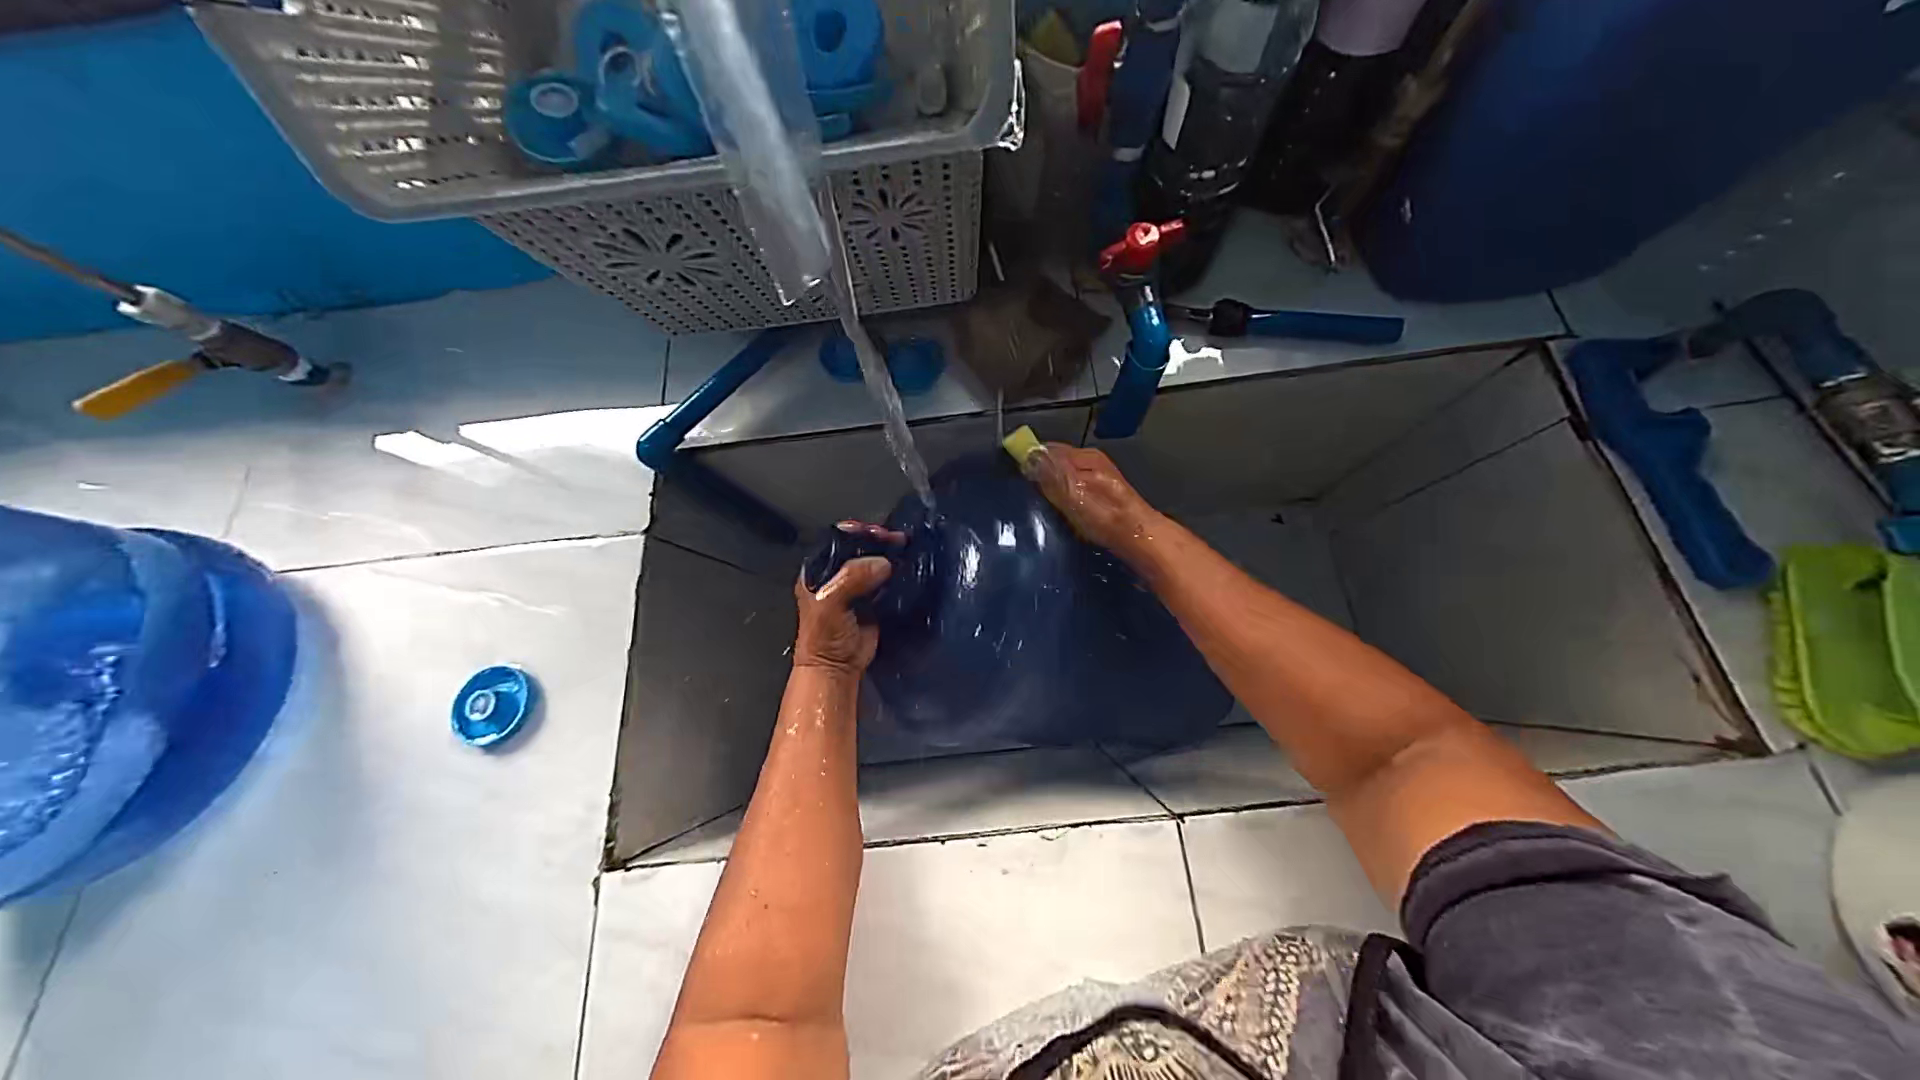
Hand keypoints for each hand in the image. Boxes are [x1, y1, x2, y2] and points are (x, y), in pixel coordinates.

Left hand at [792, 522, 904, 675]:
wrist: (837, 668)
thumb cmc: (823, 638)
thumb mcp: (831, 603)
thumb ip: (852, 579)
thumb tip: (882, 564)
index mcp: (818, 571)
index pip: (837, 541)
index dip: (855, 532)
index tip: (873, 531)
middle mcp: (836, 576)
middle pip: (859, 548)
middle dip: (876, 540)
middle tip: (893, 538)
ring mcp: (856, 587)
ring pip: (874, 561)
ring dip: (889, 553)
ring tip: (903, 546)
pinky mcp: (873, 600)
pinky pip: (887, 580)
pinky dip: (897, 571)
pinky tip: (906, 565)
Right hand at [1022, 443, 1163, 556]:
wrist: (1138, 538)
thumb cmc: (1105, 516)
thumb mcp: (1072, 493)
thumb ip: (1050, 473)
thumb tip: (1027, 455)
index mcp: (1084, 457)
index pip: (1046, 448)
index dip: (1028, 459)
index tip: (1014, 475)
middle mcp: (1092, 462)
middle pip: (1055, 462)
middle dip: (1038, 473)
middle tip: (1022, 493)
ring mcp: (1098, 478)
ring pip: (1064, 476)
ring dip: (1050, 487)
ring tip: (1036, 504)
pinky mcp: (1101, 496)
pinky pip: (1072, 490)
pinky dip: (1061, 498)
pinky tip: (1058, 512)